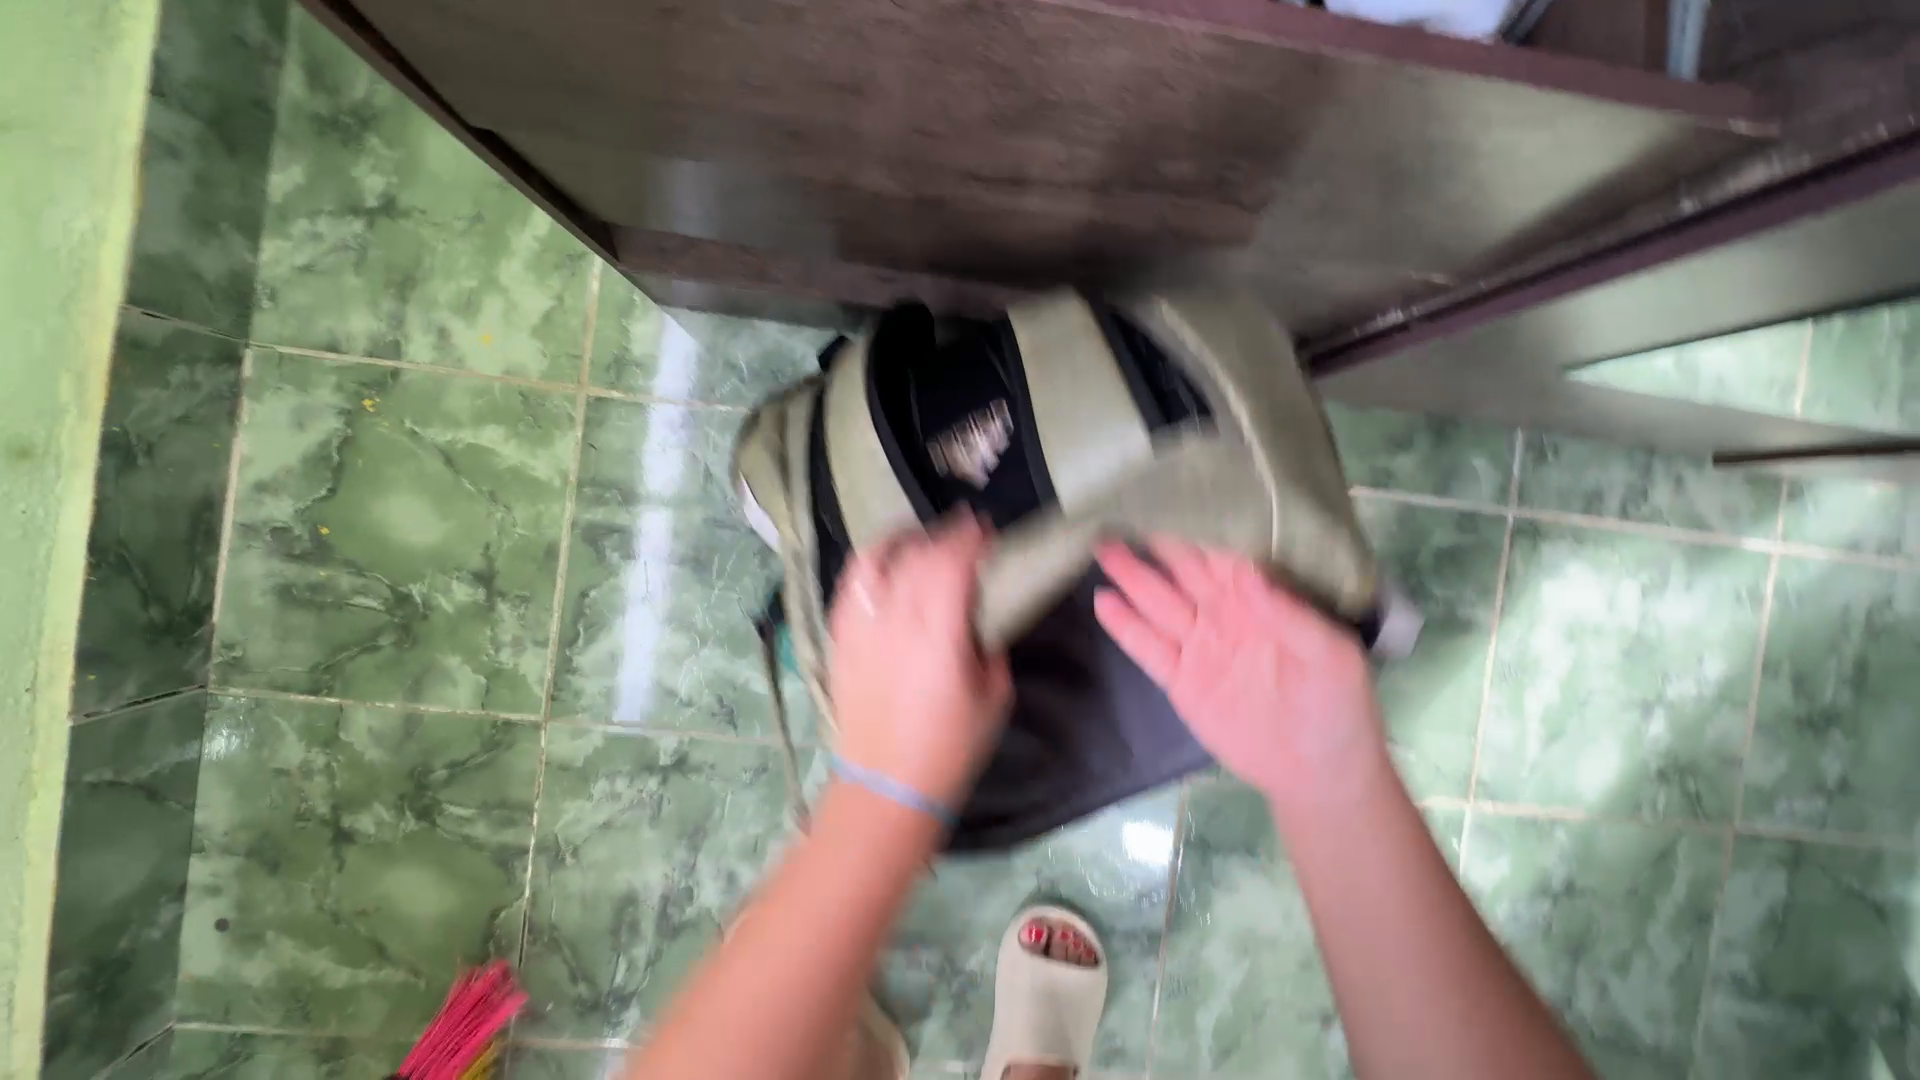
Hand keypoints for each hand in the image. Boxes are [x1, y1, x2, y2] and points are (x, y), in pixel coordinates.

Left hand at [827, 513, 1013, 809]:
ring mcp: (860, 626)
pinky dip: (870, 565)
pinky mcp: (839, 638)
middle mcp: (894, 619)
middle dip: (944, 535)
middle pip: (917, 554)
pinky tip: (885, 567)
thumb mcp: (994, 695)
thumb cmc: (950, 747)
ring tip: (920, 538)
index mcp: (939, 633)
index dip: (970, 538)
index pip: (952, 562)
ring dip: (902, 539)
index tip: (987, 531)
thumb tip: (981, 616)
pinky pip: (850, 585)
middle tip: (965, 532)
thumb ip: (990, 645)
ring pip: (875, 560)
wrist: (887, 785)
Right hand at [1093, 538, 1391, 816]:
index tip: (1173, 503)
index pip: (1224, 558)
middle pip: (1182, 574)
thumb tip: (1247, 571)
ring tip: (1104, 549)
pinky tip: (1104, 603)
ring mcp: (1200, 648)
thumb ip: (1291, 614)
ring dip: (1132, 577)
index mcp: (1262, 603)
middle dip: (1155, 546)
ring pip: (1158, 604)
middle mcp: (1224, 617)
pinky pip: (1149, 649)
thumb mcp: (1331, 657)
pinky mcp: (1181, 681)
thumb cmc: (1339, 707)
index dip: (1198, 532)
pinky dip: (1126, 627)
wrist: (1319, 774)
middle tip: (1123, 514)